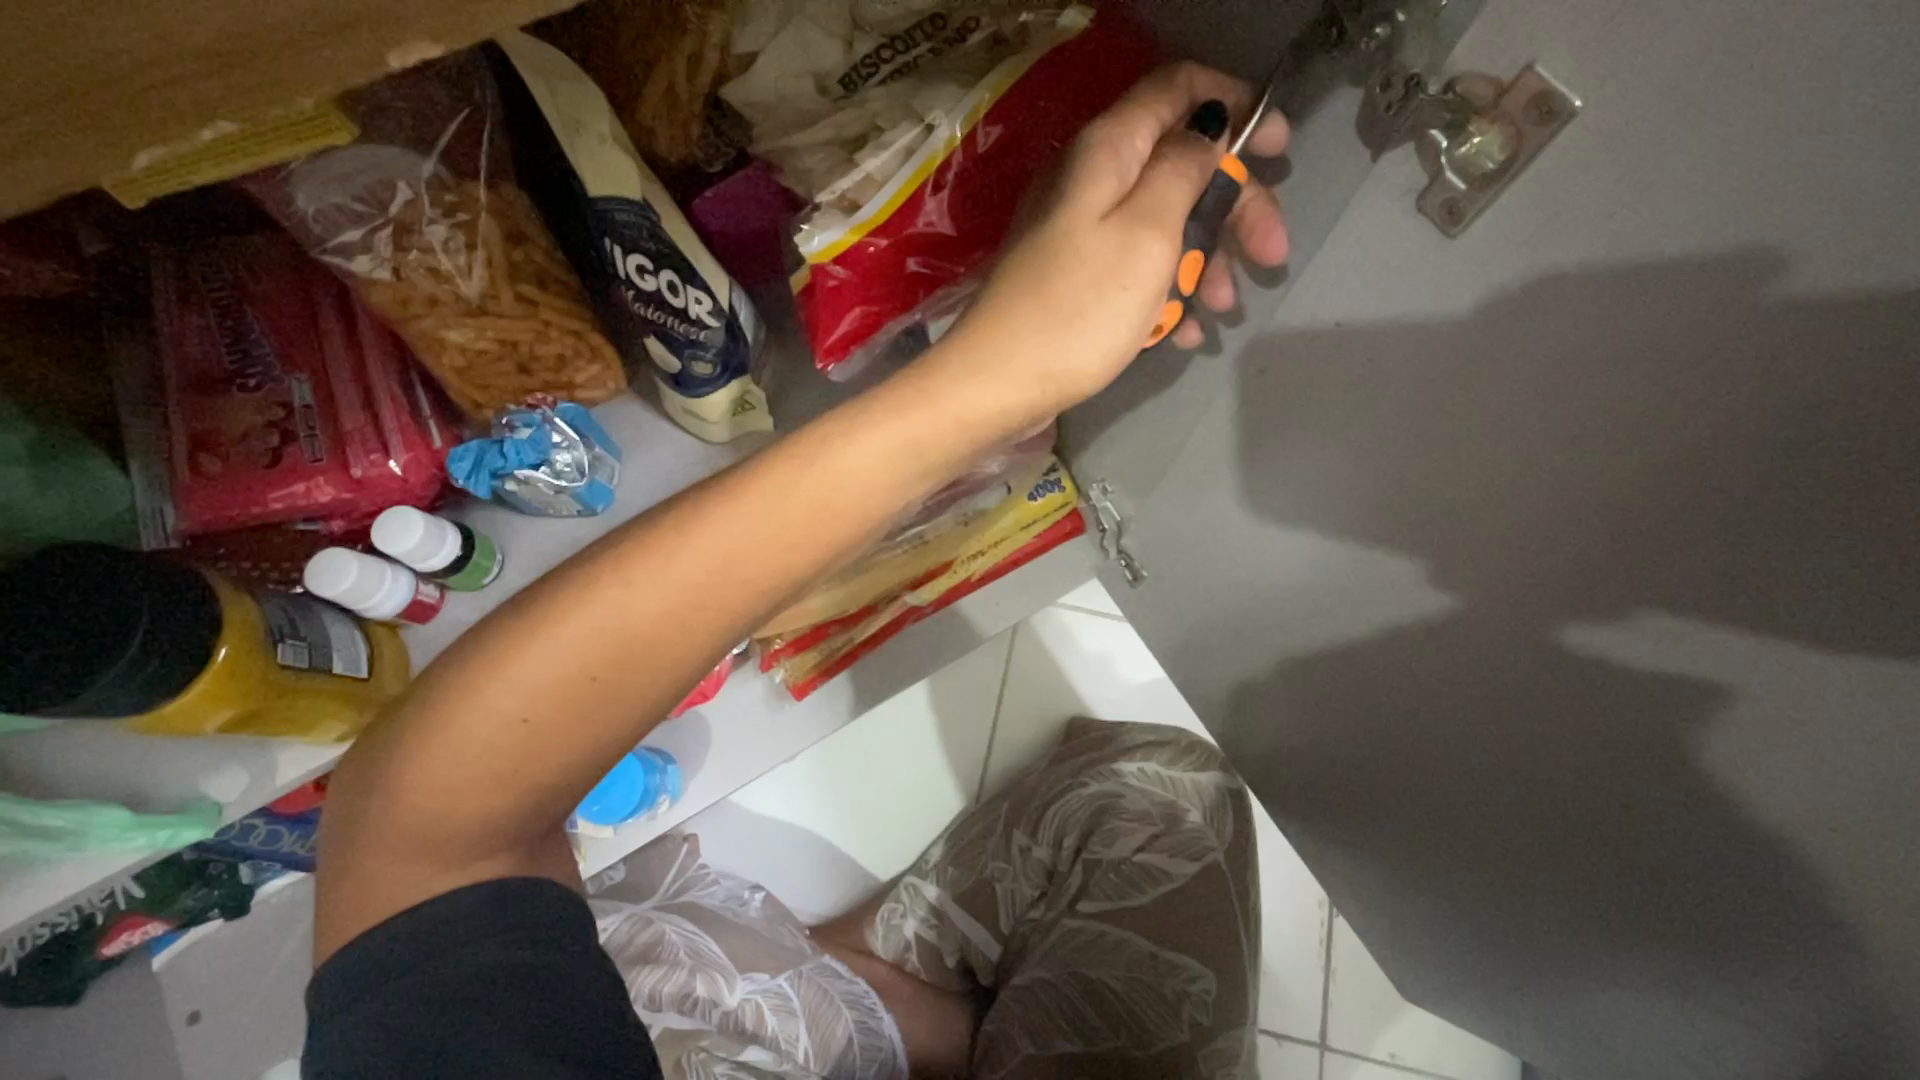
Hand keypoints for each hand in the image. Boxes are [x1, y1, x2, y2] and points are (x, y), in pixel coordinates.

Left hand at [932, 61, 1290, 421]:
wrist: (999, 383)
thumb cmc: (1080, 308)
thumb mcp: (1147, 231)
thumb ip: (1183, 169)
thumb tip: (1208, 127)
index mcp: (1107, 150)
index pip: (1178, 89)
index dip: (1235, 105)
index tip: (1278, 150)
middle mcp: (1090, 179)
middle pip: (1180, 165)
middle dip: (1234, 207)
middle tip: (1270, 256)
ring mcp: (1079, 231)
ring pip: (1162, 224)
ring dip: (1202, 261)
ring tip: (1219, 310)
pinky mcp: (1074, 277)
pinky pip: (1134, 268)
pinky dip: (1163, 294)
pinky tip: (1183, 333)